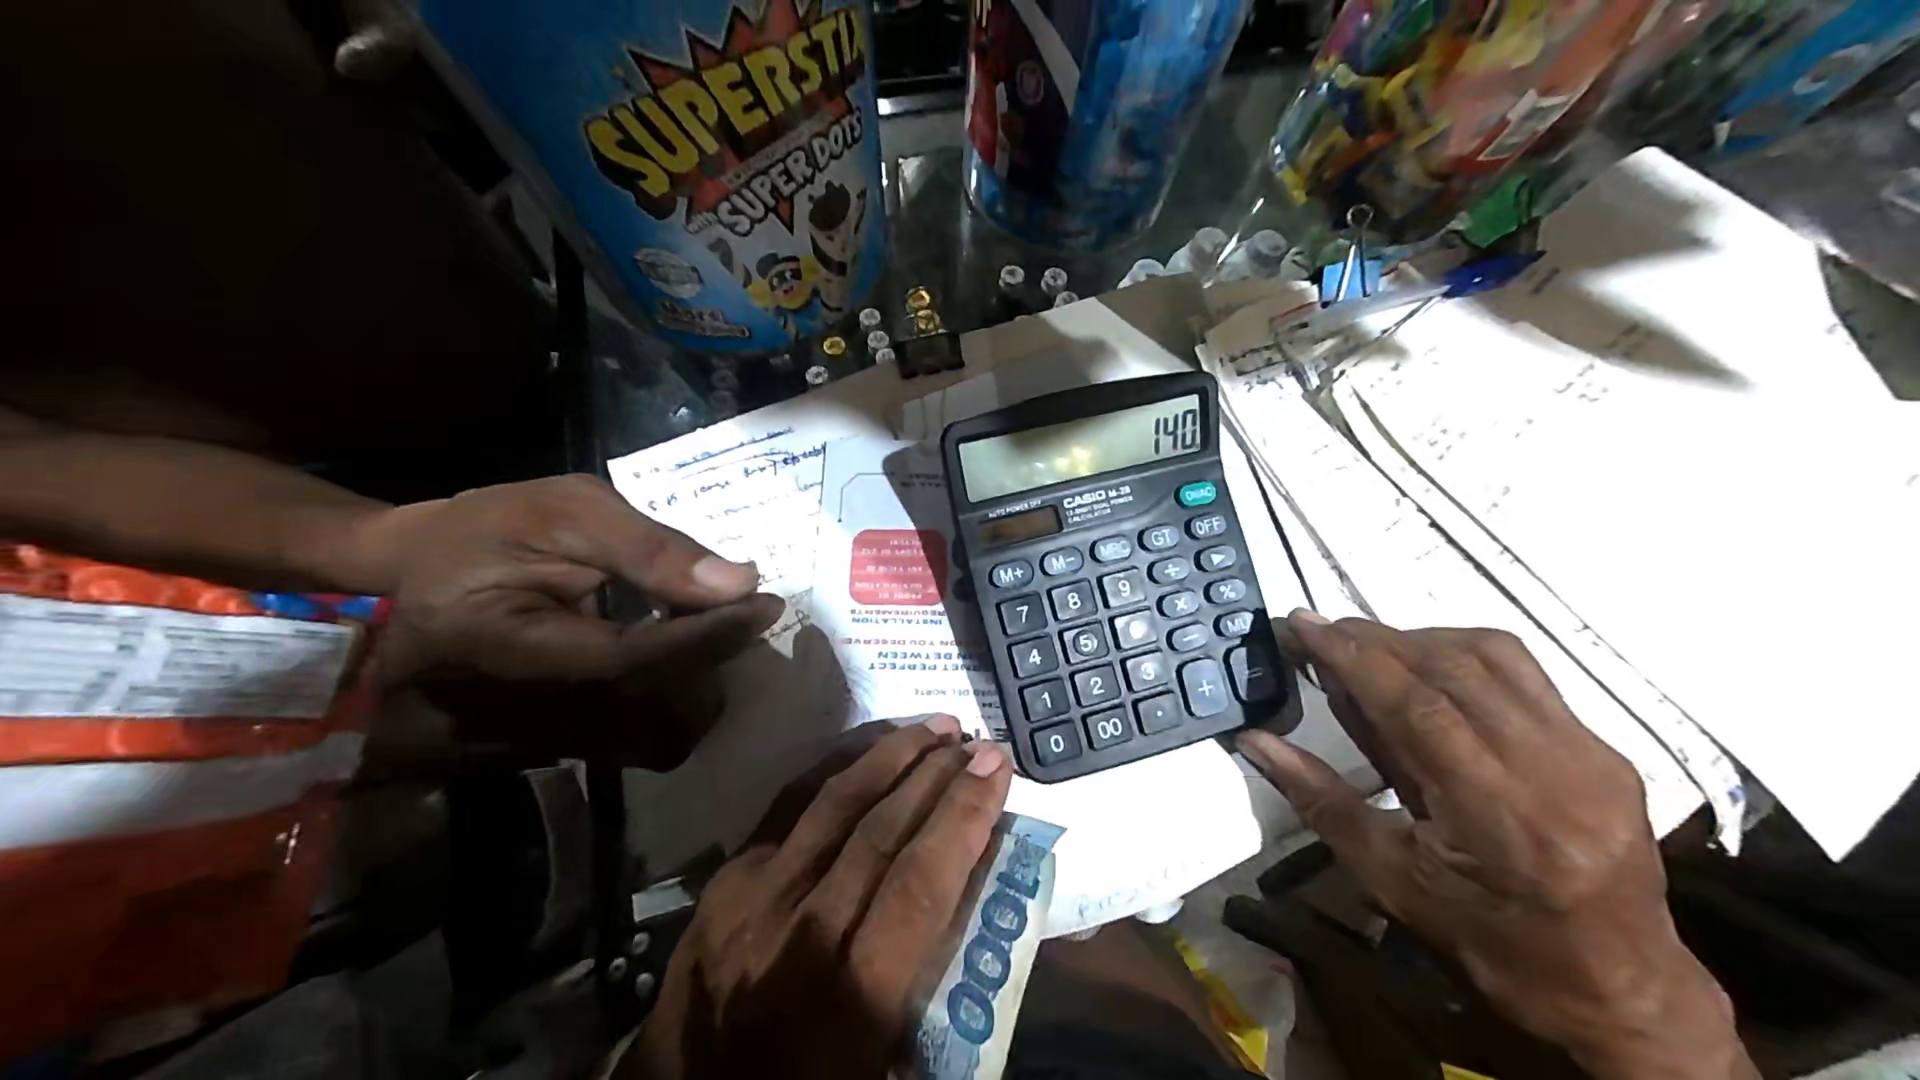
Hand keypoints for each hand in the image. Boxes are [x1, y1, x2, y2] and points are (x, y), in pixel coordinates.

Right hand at [349, 475, 783, 764]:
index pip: (627, 662)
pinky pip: (644, 743)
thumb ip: (648, 548)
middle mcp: (517, 718)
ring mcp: (538, 744)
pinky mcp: (556, 750)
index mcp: (501, 649)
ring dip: (704, 684)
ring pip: (661, 739)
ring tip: (707, 630)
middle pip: (654, 711)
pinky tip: (678, 657)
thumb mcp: (563, 512)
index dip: (707, 636)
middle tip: (737, 610)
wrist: (419, 583)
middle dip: (713, 659)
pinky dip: (680, 703)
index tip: (765, 604)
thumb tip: (738, 582)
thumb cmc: (487, 533)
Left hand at [624, 717, 1012, 1079]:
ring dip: (894, 755)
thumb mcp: (894, 1053)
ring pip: (836, 803)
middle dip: (937, 777)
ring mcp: (754, 899)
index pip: (920, 884)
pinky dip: (838, 765)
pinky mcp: (727, 879)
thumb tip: (974, 866)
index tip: (996, 771)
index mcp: (852, 1000)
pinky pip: (791, 802)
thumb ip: (936, 963)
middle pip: (881, 831)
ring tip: (937, 726)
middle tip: (976, 742)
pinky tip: (871, 744)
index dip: (963, 817)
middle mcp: (801, 937)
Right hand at [1237, 612, 1754, 1079]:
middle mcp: (1556, 772)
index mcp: (1499, 818)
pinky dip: (1460, 654)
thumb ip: (1317, 797)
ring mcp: (1590, 754)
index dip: (1353, 656)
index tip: (1303, 626)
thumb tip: (1254, 741)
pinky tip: (1425, 671)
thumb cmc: (1485, 942)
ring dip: (1417, 639)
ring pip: (1493, 655)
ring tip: (1365, 649)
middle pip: (1453, 668)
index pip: (1417, 706)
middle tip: (1320, 633)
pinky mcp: (1603, 747)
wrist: (1619, 989)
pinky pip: (1523, 673)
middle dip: (1374, 639)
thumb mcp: (1386, 877)